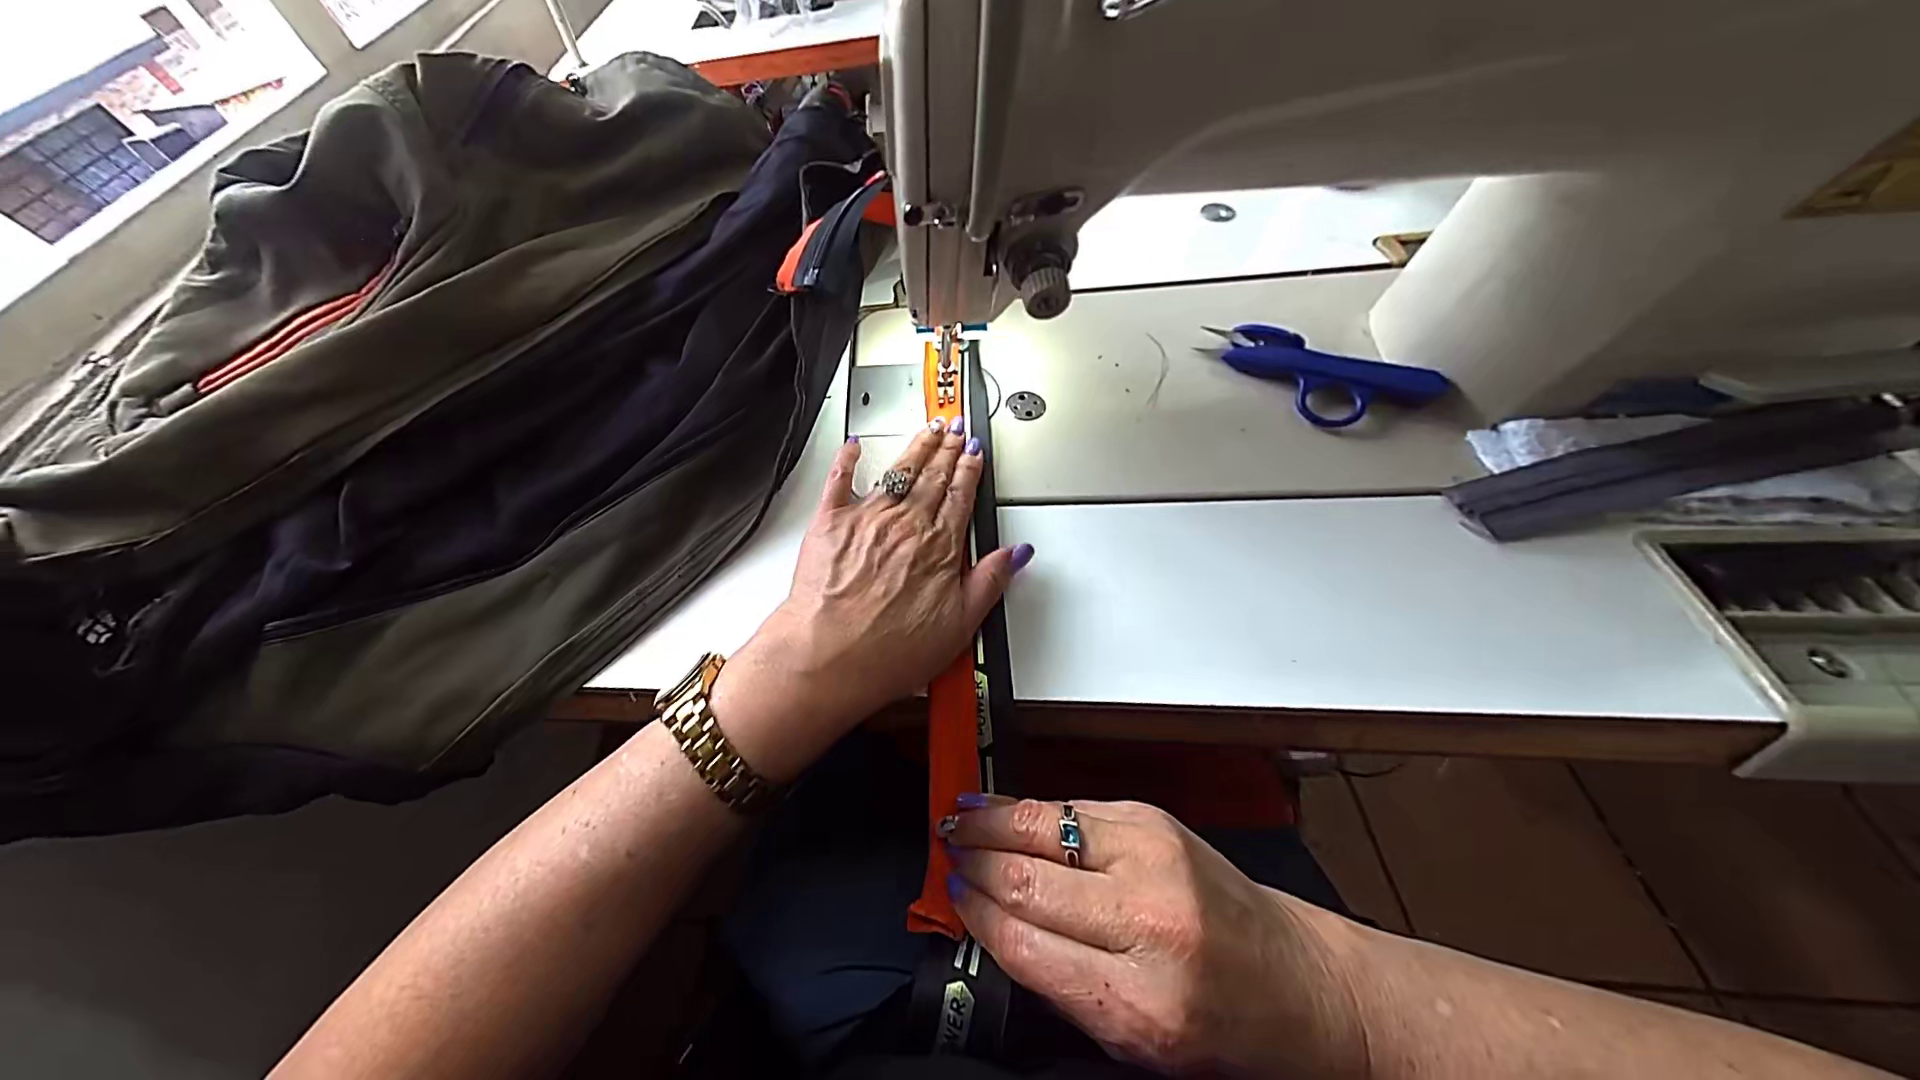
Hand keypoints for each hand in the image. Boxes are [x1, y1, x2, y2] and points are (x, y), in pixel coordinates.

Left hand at [712, 417, 1031, 780]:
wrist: (827, 658)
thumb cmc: (886, 652)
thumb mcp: (959, 627)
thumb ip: (990, 582)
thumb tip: (1015, 554)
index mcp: (939, 548)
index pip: (960, 497)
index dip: (970, 471)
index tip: (975, 454)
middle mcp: (905, 525)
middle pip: (933, 476)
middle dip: (948, 448)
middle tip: (956, 428)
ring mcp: (868, 520)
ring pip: (900, 471)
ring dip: (917, 446)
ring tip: (929, 428)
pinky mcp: (831, 523)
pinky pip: (841, 479)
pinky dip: (849, 458)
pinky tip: (856, 446)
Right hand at [944, 798, 1368, 1076]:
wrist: (1296, 978)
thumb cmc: (1225, 1021)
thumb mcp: (1133, 1037)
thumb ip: (1059, 983)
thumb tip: (994, 925)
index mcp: (1137, 997)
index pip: (1024, 943)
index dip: (977, 914)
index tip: (952, 895)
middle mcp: (1145, 918)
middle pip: (1028, 877)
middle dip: (976, 860)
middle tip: (946, 849)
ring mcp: (1153, 855)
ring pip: (1045, 826)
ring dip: (993, 820)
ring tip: (960, 818)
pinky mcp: (1156, 820)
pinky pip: (1075, 808)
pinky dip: (1033, 809)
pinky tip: (1008, 809)